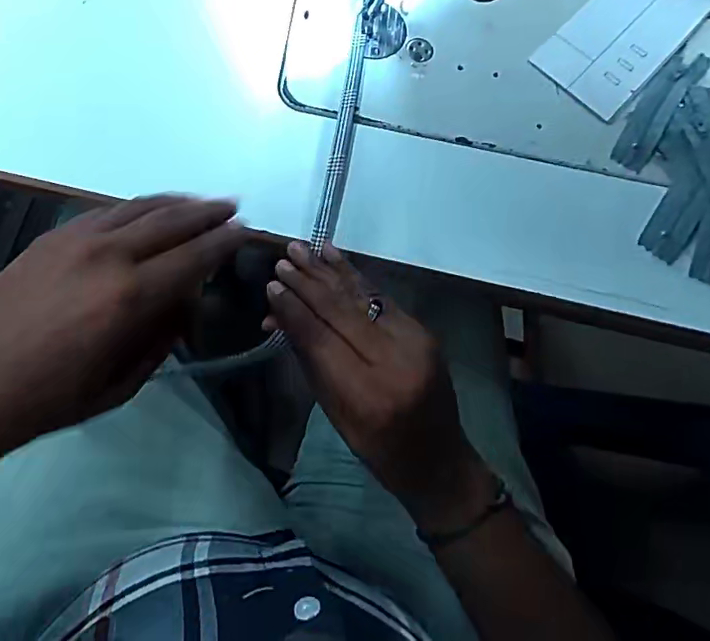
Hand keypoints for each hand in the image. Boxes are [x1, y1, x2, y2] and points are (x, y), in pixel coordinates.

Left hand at [0, 195, 247, 465]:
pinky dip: (133, 209)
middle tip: (230, 207)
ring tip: (195, 202)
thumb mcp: (119, 383)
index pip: (193, 257)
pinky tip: (142, 214)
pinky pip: (103, 213)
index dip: (222, 242)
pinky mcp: (50, 237)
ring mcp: (74, 239)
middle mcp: (107, 254)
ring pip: (135, 208)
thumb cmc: (48, 400)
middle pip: (169, 221)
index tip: (243, 232)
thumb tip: (183, 301)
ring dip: (171, 203)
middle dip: (205, 212)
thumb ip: (160, 337)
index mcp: (130, 296)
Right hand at [266, 243, 496, 530]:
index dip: (293, 308)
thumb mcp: (332, 409)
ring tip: (301, 248)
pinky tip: (332, 256)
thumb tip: (277, 313)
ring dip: (327, 270)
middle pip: (340, 311)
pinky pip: (379, 297)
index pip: (320, 337)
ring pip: (361, 296)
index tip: (271, 285)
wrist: (438, 461)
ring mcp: (414, 343)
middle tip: (282, 261)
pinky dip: (352, 275)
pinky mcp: (422, 331)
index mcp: (366, 393)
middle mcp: (394, 362)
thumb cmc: (375, 445)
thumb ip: (307, 356)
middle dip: (307, 283)